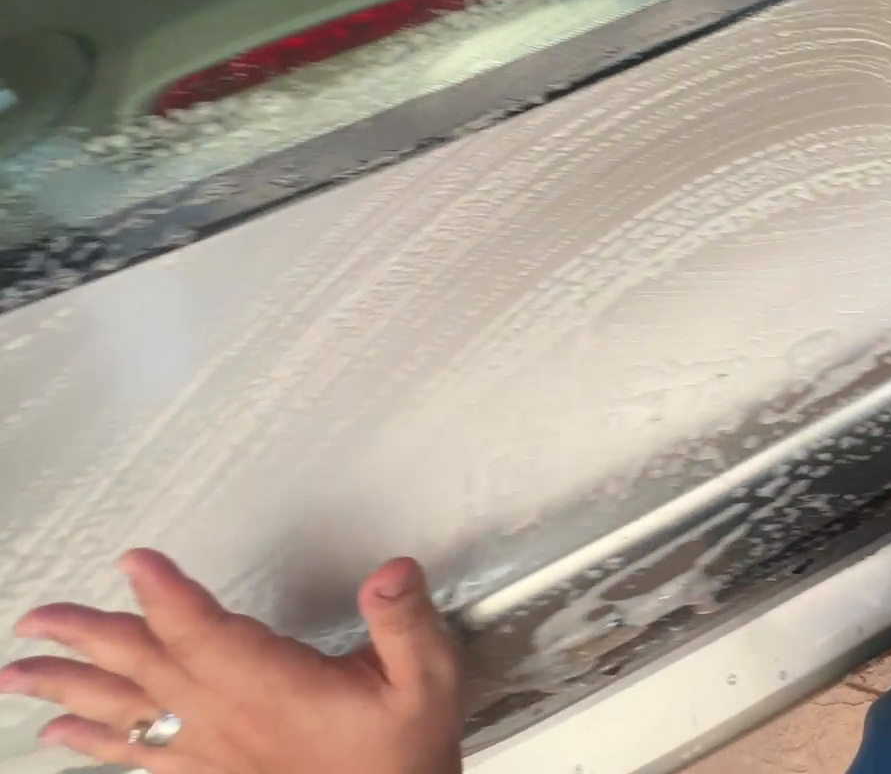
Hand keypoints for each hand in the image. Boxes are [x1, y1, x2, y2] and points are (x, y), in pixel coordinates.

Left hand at [1, 549, 463, 773]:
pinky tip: (61, 733)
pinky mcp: (211, 771)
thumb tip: (389, 570)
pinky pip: (137, 755)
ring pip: (129, 713)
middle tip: (39, 618)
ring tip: (20, 671)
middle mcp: (229, 720)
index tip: (137, 561)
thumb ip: (405, 619)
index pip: (207, 634)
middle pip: (150, 671)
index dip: (168, 596)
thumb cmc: (407, 740)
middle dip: (94, 639)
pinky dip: (92, 740)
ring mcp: (212, 751)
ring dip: (72, 688)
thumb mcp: (426, 672)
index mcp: (276, 688)